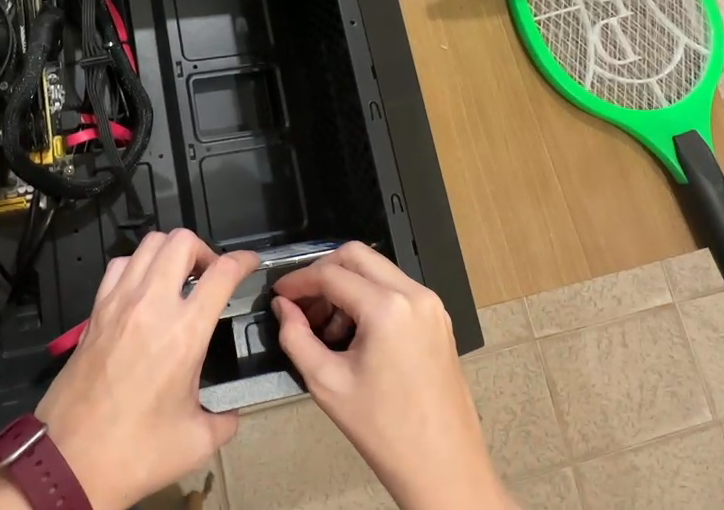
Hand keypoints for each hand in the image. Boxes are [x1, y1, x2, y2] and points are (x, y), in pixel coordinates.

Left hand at [35, 229, 257, 508]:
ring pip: (149, 244)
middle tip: (211, 274)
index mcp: (184, 332)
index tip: (250, 263)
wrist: (69, 461)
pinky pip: (119, 265)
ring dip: (171, 252)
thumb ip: (223, 420)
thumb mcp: (196, 442)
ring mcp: (119, 302)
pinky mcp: (95, 310)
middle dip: (204, 250)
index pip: (220, 273)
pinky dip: (137, 264)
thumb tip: (230, 415)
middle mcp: (151, 305)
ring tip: (180, 277)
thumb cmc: (135, 452)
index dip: (242, 261)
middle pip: (181, 241)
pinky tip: (143, 288)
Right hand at [272, 243, 514, 509]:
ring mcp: (431, 306)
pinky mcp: (438, 320)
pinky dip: (369, 297)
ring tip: (326, 327)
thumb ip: (296, 337)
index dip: (298, 281)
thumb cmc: (388, 432)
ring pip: (377, 269)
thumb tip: (284, 308)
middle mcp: (414, 296)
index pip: (330, 274)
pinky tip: (353, 334)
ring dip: (346, 285)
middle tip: (301, 301)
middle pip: (356, 256)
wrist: (443, 467)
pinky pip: (396, 289)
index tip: (280, 294)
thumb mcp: (326, 383)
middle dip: (323, 272)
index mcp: (387, 309)